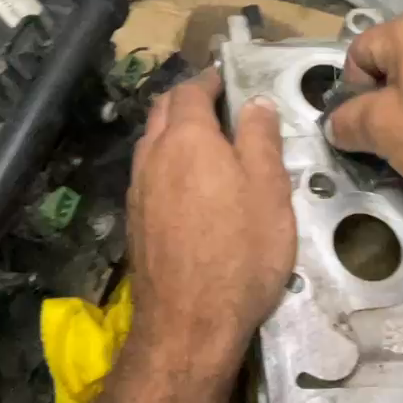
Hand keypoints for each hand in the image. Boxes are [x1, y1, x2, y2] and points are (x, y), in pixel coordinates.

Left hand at [127, 71, 294, 367]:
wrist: (188, 323)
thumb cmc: (240, 253)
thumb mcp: (268, 192)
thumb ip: (260, 139)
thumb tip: (255, 103)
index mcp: (188, 138)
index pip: (191, 90)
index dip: (209, 80)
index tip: (228, 81)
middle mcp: (154, 154)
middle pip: (164, 109)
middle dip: (188, 99)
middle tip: (218, 106)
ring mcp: (138, 186)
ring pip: (151, 139)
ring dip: (174, 129)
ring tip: (206, 142)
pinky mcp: (134, 216)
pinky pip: (147, 170)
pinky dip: (165, 159)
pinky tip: (188, 183)